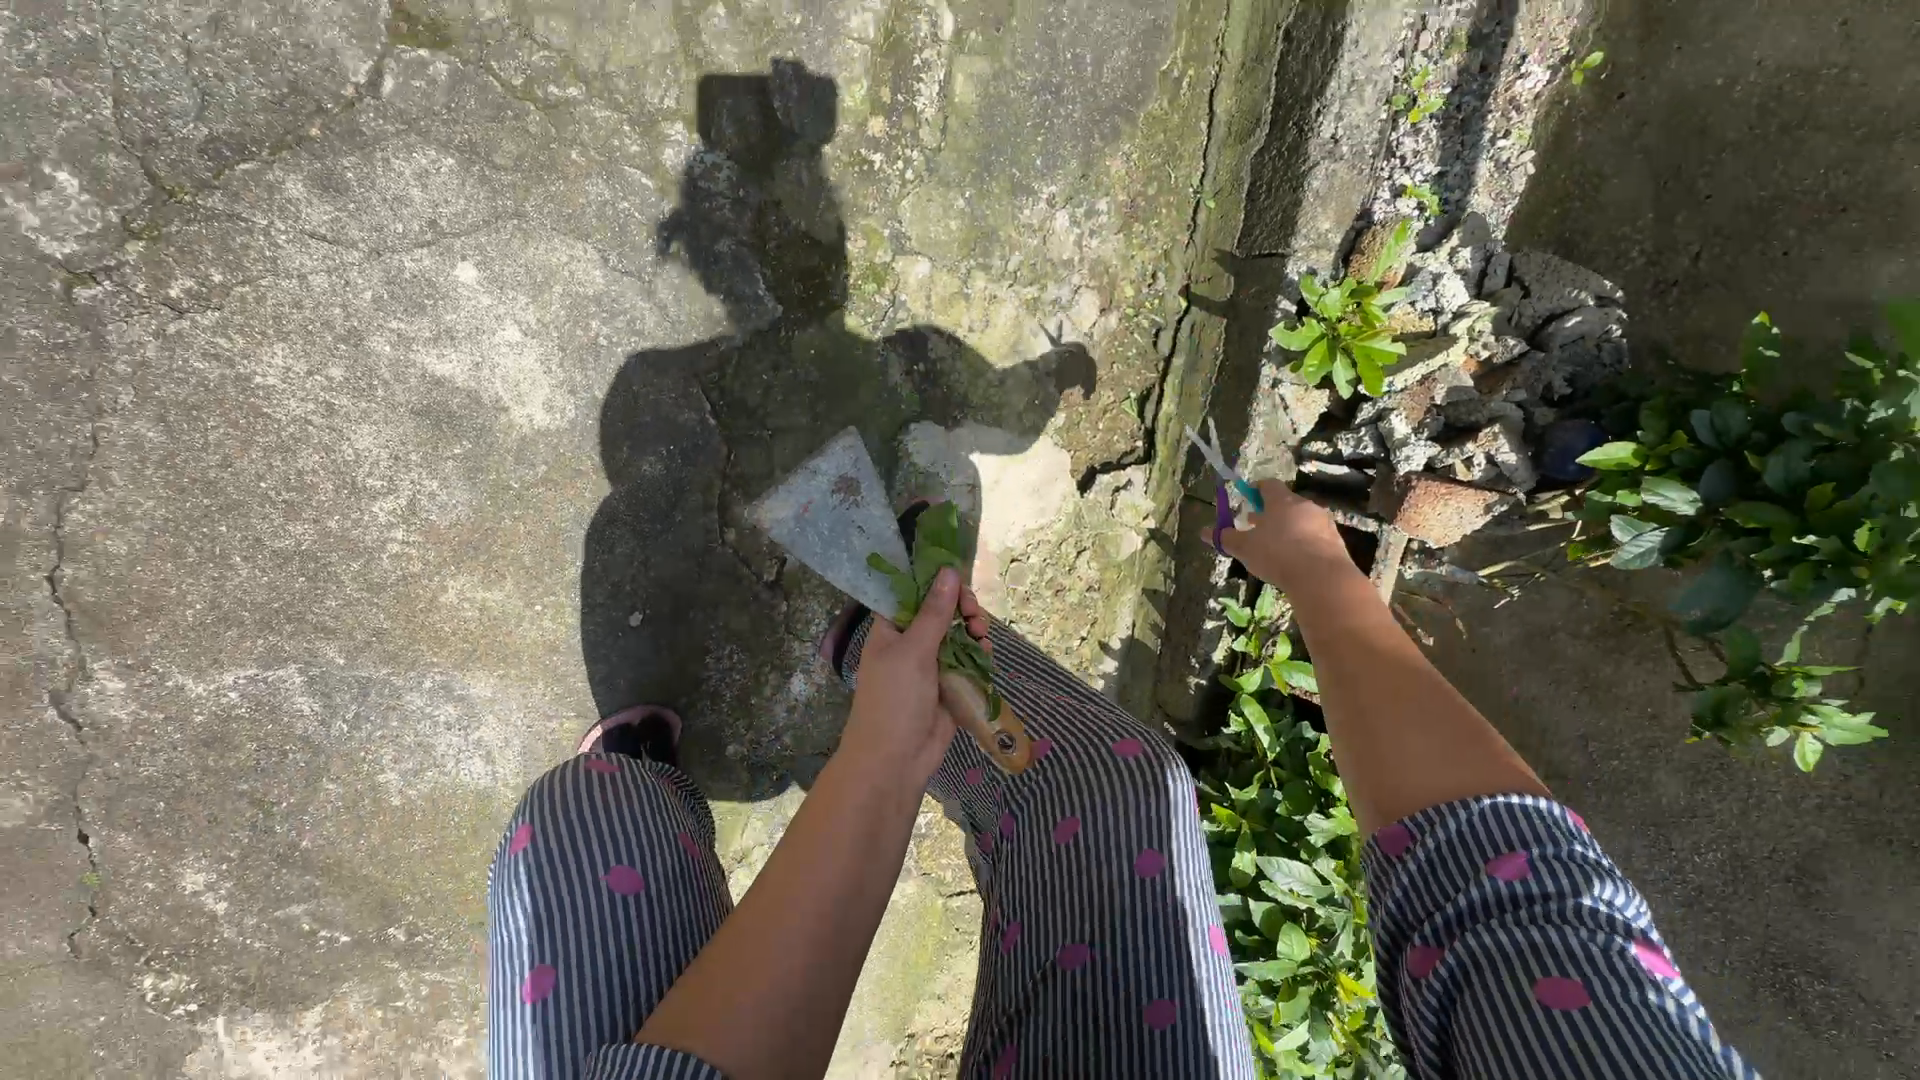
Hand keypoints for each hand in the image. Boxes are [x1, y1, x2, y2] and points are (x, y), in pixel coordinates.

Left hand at [841, 568, 992, 788]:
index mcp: (892, 628)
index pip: (913, 592)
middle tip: (973, 613)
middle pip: (942, 611)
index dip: (936, 582)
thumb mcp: (913, 650)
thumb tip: (949, 570)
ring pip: (958, 634)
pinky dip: (979, 653)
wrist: (896, 760)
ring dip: (973, 629)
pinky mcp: (950, 684)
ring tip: (981, 635)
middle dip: (961, 607)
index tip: (958, 576)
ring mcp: (931, 664)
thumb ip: (935, 612)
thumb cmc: (894, 699)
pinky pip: (968, 660)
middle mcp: (911, 642)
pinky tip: (987, 652)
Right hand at [1204, 478, 1357, 592]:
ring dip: (1287, 527)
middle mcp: (1304, 506)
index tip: (1247, 498)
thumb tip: (1205, 532)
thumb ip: (1225, 538)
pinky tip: (1293, 559)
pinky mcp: (1335, 541)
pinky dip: (1302, 542)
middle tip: (1256, 525)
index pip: (1268, 485)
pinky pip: (1314, 536)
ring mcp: (1323, 523)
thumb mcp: (1244, 547)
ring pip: (1301, 519)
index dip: (1256, 489)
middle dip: (1270, 512)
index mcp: (1281, 501)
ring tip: (1274, 545)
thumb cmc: (1276, 553)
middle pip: (1286, 502)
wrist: (1321, 576)